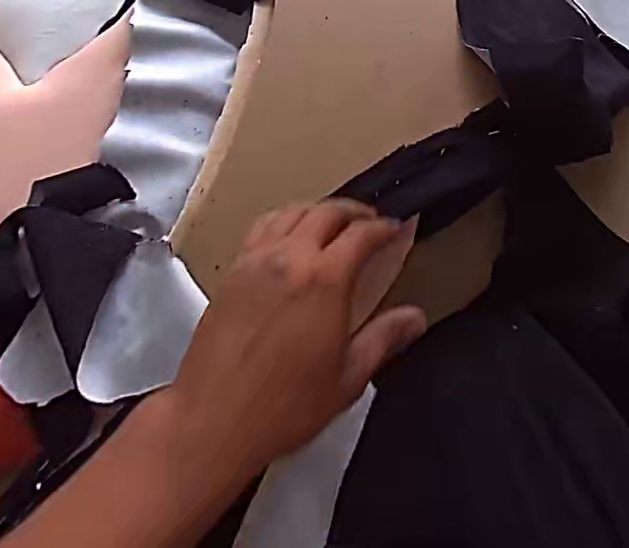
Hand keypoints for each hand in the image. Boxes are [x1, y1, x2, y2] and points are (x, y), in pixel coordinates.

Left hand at [160, 199, 426, 474]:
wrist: (213, 419)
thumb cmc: (283, 406)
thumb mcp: (347, 379)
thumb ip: (383, 338)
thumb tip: (415, 318)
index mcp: (324, 279)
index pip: (361, 234)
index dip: (383, 227)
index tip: (394, 229)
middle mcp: (291, 258)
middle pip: (328, 212)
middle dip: (355, 211)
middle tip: (370, 221)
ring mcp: (257, 259)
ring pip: (294, 211)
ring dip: (319, 210)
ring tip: (333, 222)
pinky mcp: (234, 269)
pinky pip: (263, 226)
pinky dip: (285, 219)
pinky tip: (289, 234)